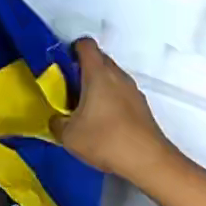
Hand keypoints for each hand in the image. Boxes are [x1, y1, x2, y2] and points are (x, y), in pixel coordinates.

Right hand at [50, 38, 180, 184]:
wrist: (148, 161)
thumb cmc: (105, 139)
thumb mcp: (69, 135)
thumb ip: (57, 122)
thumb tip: (57, 120)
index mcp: (97, 73)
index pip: (85, 44)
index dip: (71, 50)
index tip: (62, 67)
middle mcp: (117, 75)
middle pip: (99, 59)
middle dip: (83, 69)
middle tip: (70, 90)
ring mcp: (133, 90)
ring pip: (111, 77)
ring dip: (98, 85)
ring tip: (86, 109)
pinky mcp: (142, 106)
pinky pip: (121, 92)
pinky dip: (111, 99)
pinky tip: (104, 123)